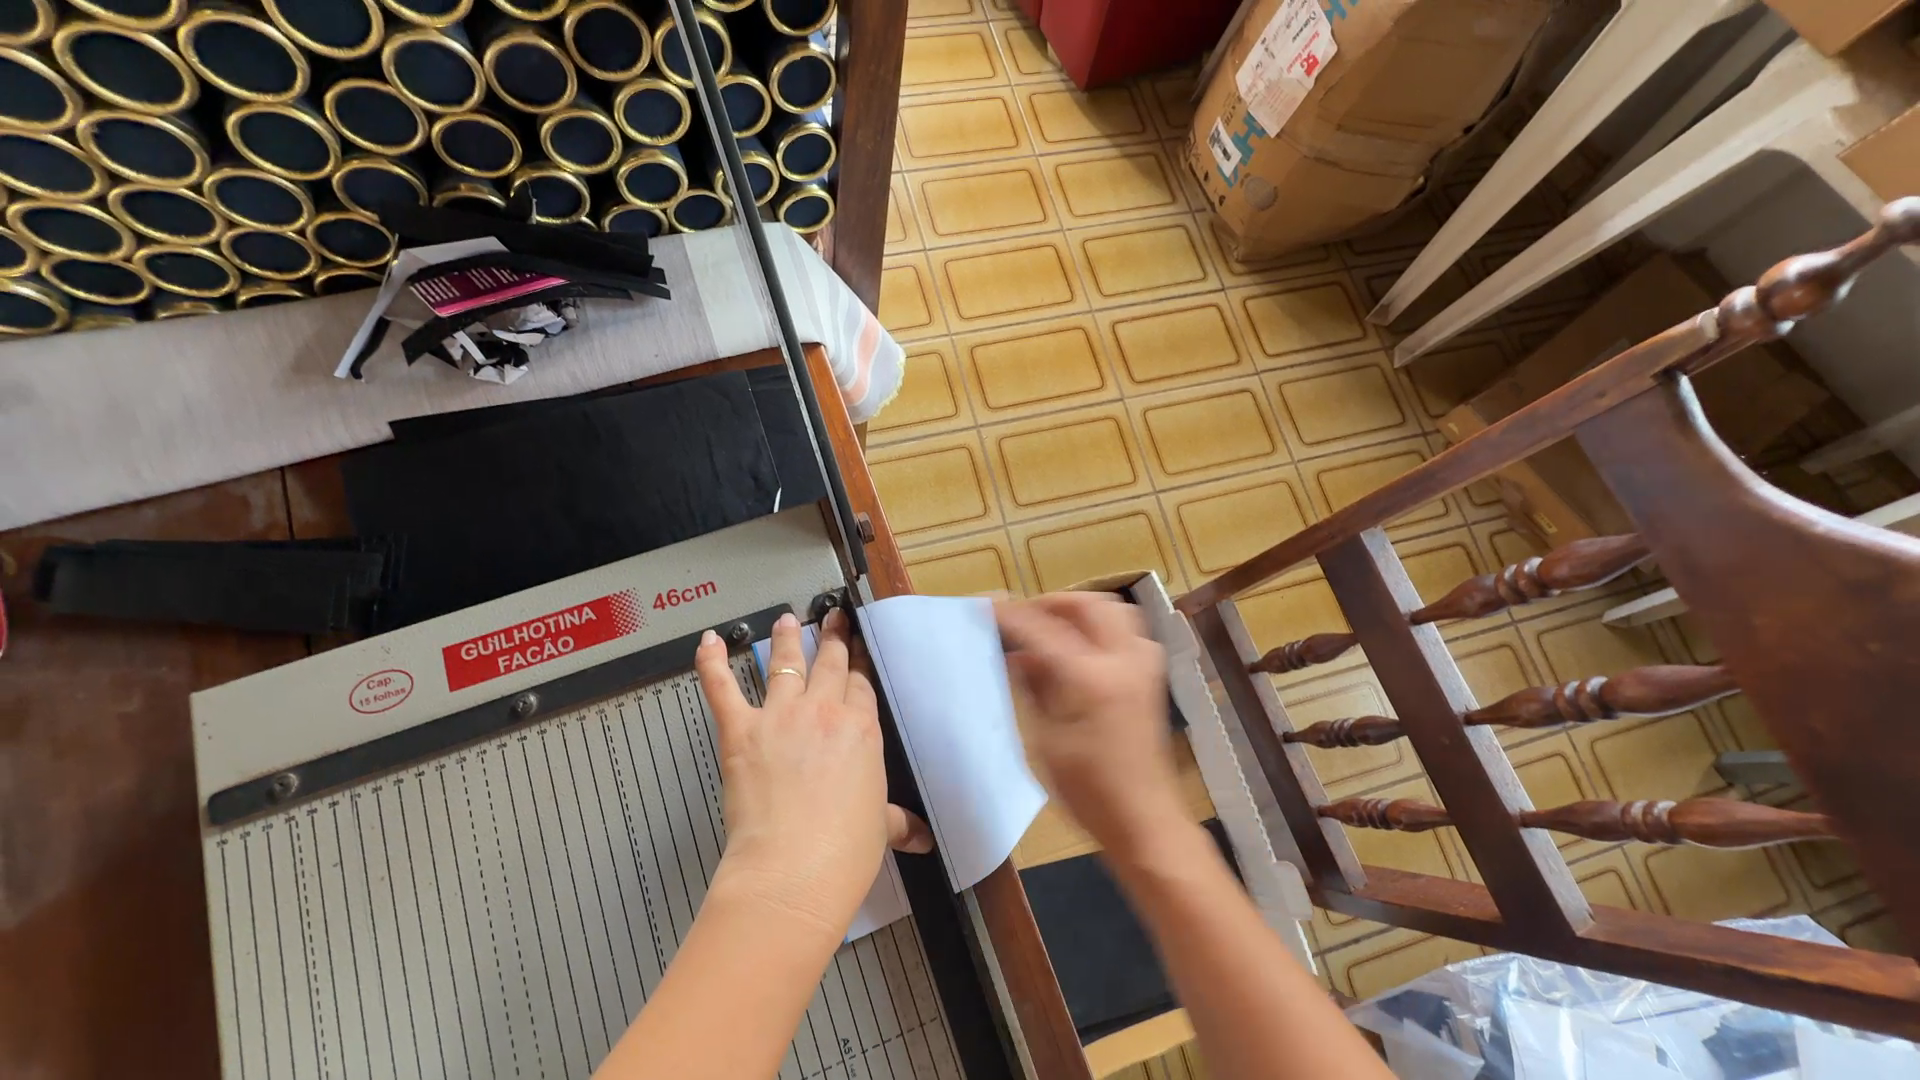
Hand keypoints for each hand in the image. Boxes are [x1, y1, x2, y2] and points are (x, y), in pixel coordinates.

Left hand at [694, 610, 931, 936]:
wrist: (794, 869)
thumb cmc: (844, 852)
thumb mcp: (880, 829)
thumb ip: (899, 823)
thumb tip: (923, 838)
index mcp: (862, 730)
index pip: (860, 684)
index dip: (859, 661)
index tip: (858, 645)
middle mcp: (824, 712)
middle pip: (830, 662)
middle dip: (832, 636)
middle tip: (832, 616)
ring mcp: (781, 716)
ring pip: (785, 663)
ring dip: (785, 638)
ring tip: (786, 620)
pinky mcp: (741, 730)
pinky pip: (722, 687)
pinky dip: (712, 662)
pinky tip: (708, 642)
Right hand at [995, 593, 1187, 860]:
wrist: (1144, 819)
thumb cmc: (1087, 790)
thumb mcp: (1045, 740)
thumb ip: (1033, 687)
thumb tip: (1016, 654)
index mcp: (1089, 679)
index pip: (1043, 629)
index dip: (1012, 616)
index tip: (987, 608)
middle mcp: (1122, 661)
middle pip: (1087, 605)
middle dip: (1051, 603)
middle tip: (1024, 618)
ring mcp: (1143, 667)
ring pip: (1113, 611)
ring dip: (1080, 611)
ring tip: (1052, 628)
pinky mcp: (1152, 678)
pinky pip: (1128, 632)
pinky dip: (1101, 628)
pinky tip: (1080, 651)